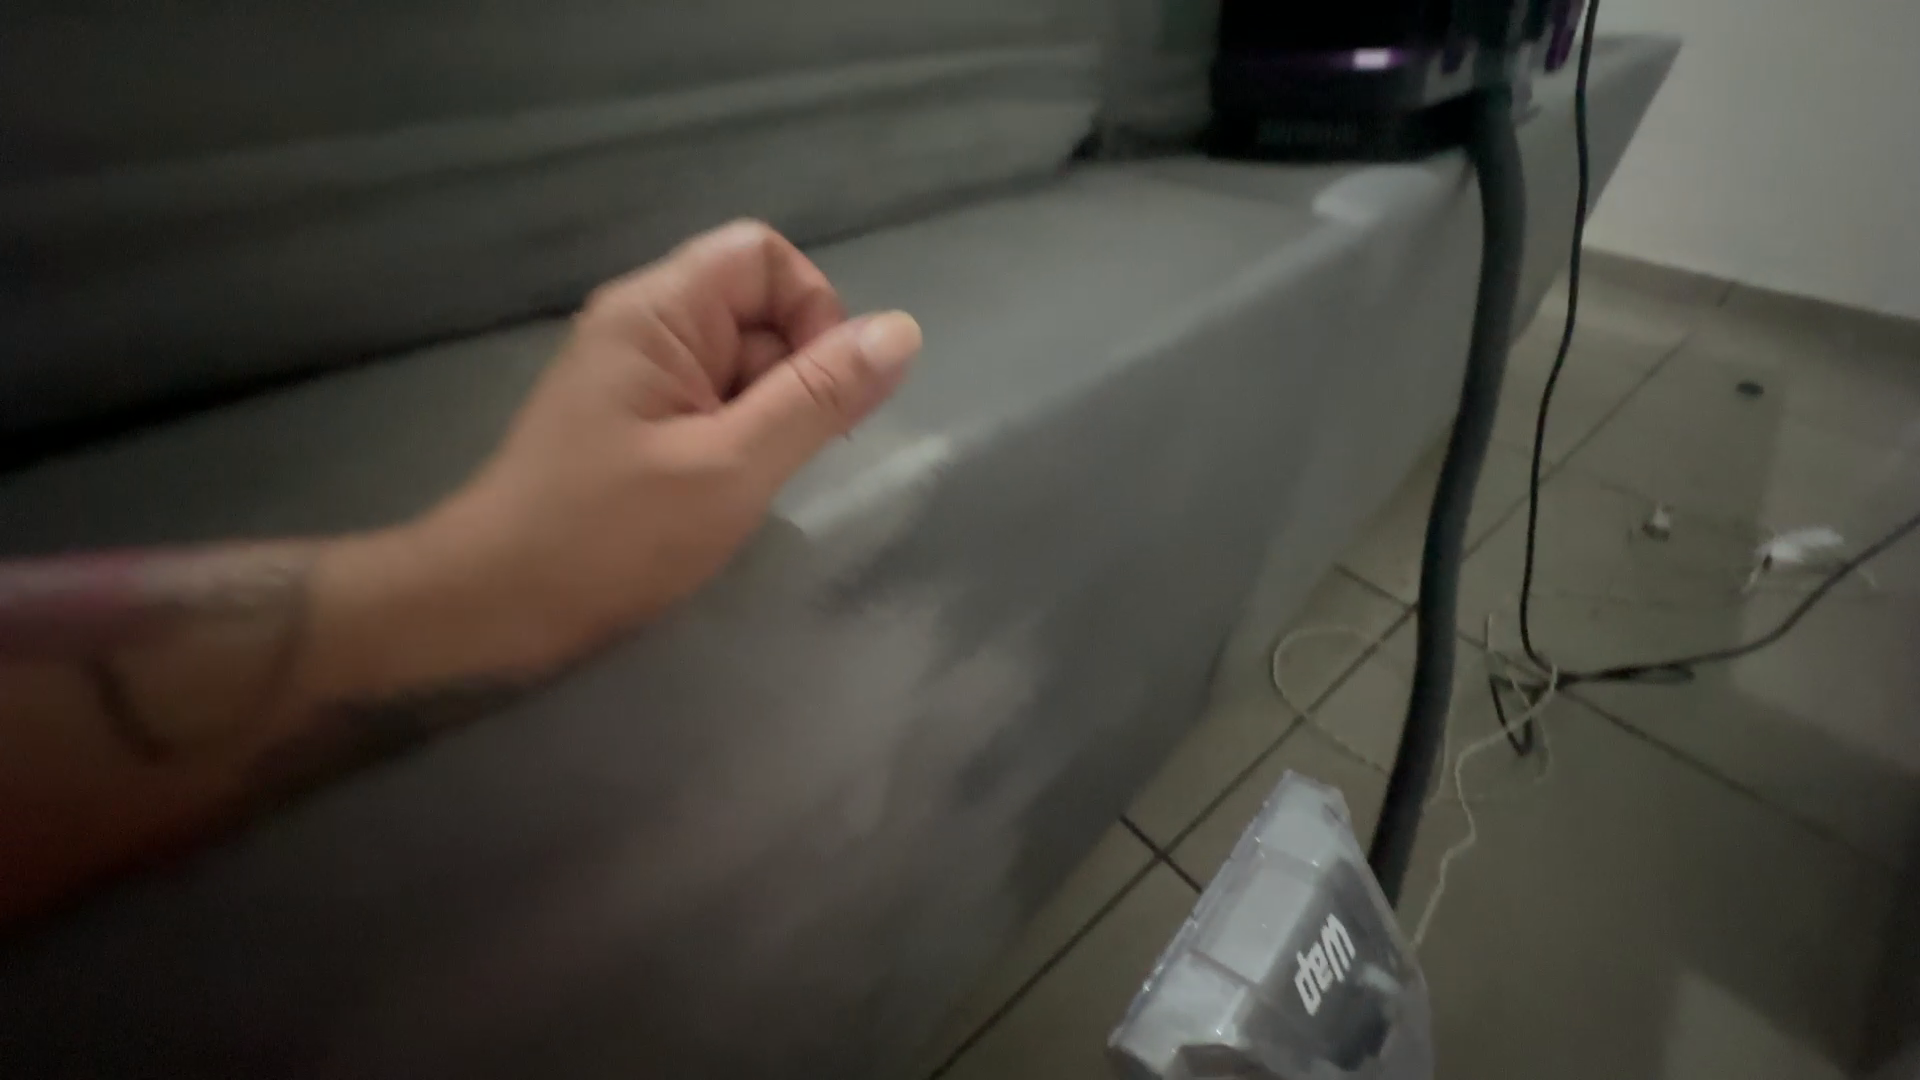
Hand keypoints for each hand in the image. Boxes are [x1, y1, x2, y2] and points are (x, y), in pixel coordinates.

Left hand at [326, 221, 921, 683]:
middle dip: (799, 376)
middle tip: (784, 455)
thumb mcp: (733, 466)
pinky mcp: (645, 421)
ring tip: (751, 482)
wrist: (501, 607)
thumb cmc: (612, 536)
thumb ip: (820, 396)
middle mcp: (651, 327)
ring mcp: (645, 378)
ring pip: (749, 365)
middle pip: (762, 311)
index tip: (823, 392)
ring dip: (776, 416)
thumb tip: (903, 333)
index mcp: (659, 312)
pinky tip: (732, 489)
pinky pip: (723, 404)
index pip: (765, 257)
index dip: (814, 311)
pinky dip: (748, 439)